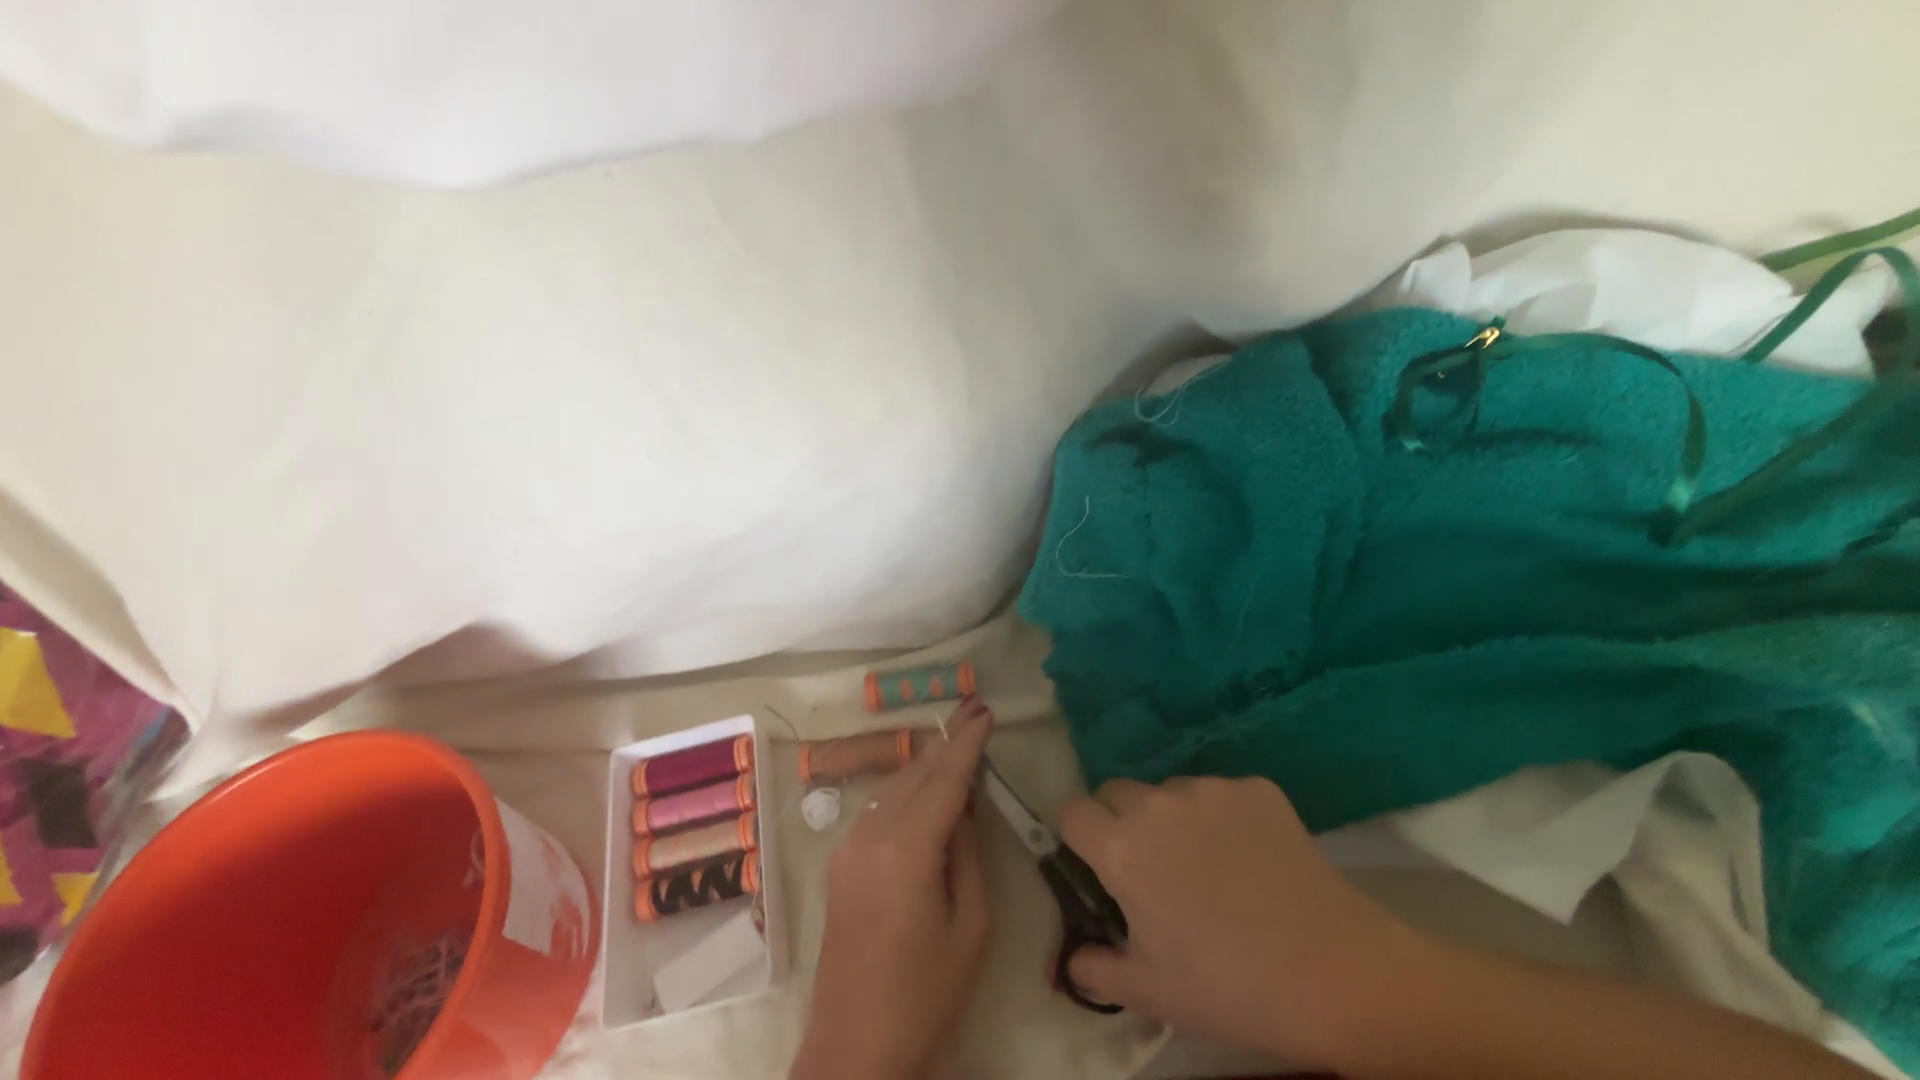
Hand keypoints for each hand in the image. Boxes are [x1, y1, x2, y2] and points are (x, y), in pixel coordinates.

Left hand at [790, 699, 993, 1079]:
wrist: (855, 1045)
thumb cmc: (926, 993)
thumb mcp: (972, 925)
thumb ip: (969, 854)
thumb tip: (961, 810)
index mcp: (906, 849)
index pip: (943, 779)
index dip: (967, 742)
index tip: (985, 709)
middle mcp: (869, 835)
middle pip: (913, 773)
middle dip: (945, 742)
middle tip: (974, 713)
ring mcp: (848, 849)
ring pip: (892, 788)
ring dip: (925, 765)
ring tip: (958, 745)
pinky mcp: (840, 865)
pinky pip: (878, 811)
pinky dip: (906, 792)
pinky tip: (927, 792)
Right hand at [1060, 776, 1422, 1068]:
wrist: (1333, 972)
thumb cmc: (1227, 986)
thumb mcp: (1148, 992)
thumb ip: (1092, 970)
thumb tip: (1067, 961)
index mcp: (1121, 847)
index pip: (1071, 810)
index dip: (1076, 835)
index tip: (1092, 862)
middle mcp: (1159, 803)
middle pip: (1116, 792)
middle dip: (1119, 822)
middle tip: (1149, 870)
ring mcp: (1213, 790)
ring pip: (1170, 791)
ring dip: (1170, 817)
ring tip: (1205, 866)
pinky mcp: (1258, 788)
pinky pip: (1220, 794)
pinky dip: (1221, 818)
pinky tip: (1248, 859)